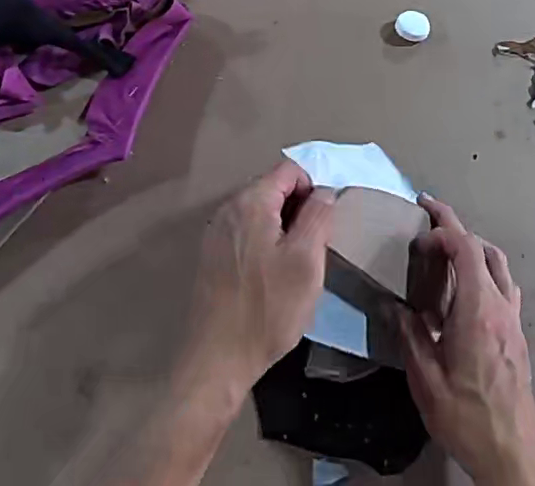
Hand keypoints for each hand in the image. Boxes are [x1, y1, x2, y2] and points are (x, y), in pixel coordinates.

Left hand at [182, 160, 335, 391]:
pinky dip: (266, 242)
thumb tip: (323, 192)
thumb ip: (319, 215)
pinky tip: (271, 276)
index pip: (291, 170)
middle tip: (312, 247)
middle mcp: (228, 210)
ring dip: (284, 227)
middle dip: (299, 208)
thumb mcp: (307, 259)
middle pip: (274, 188)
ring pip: (262, 212)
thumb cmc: (267, 309)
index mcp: (250, 203)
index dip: (314, 189)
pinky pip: (247, 232)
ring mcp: (216, 233)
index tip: (323, 224)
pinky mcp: (212, 257)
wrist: (216, 364)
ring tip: (294, 265)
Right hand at [399, 197, 534, 485]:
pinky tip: (470, 284)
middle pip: (481, 247)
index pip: (465, 247)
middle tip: (428, 216)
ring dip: (472, 244)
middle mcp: (500, 302)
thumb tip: (394, 306)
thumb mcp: (426, 381)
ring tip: (446, 247)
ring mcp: (512, 314)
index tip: (418, 233)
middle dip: (454, 226)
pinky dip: (485, 267)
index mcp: (477, 308)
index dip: (441, 230)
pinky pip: (504, 282)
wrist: (512, 449)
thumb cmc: (467, 416)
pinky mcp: (517, 329)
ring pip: (497, 261)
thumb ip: (410, 336)